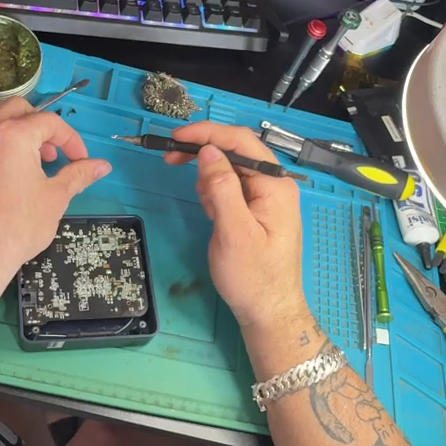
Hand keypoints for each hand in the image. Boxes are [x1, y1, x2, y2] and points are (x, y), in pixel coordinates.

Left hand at [0, 96, 111, 310]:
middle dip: (40, 126)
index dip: (71, 140)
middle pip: (17, 111)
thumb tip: (102, 166)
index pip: (49, 122)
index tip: (80, 160)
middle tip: (53, 153)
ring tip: (32, 169)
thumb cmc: (18, 226)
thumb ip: (78, 174)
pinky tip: (6, 185)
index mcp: (13, 136)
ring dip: (18, 139)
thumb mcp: (56, 198)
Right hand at [164, 122, 312, 333]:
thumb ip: (221, 187)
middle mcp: (274, 185)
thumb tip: (208, 151)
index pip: (241, 141)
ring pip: (230, 168)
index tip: (176, 137)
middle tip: (169, 160)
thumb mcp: (233, 232)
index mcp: (275, 185)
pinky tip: (212, 214)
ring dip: (208, 179)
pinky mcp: (257, 209)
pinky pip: (231, 187)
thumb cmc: (253, 277)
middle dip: (202, 153)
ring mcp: (267, 197)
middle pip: (235, 151)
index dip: (207, 133)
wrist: (269, 312)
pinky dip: (215, 194)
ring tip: (206, 210)